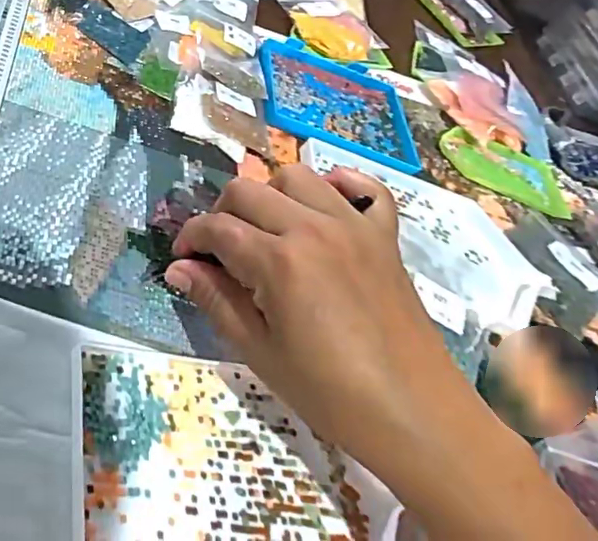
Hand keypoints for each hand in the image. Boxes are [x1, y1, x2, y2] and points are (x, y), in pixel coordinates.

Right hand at [166, 166, 462, 456]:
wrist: (419, 419)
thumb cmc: (332, 394)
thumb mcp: (260, 351)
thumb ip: (216, 300)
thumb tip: (177, 268)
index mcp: (279, 260)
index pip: (216, 228)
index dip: (190, 239)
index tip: (183, 259)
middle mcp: (312, 228)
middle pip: (246, 190)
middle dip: (221, 214)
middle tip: (220, 252)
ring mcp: (353, 227)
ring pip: (296, 176)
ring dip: (270, 195)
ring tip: (267, 230)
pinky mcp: (384, 237)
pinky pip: (365, 189)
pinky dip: (342, 185)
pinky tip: (325, 206)